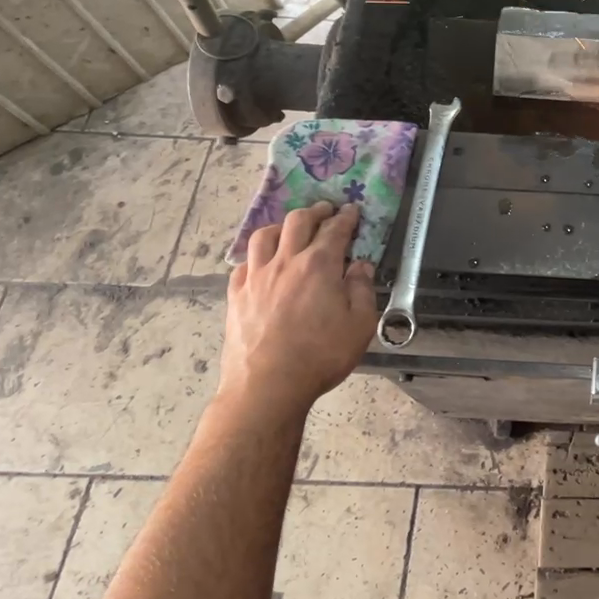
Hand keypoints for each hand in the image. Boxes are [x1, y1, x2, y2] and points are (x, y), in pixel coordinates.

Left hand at [217, 202, 375, 421]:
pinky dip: (256, 256)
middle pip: (297, 221)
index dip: (346, 217)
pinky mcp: (236, 296)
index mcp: (319, 264)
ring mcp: (256, 278)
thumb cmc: (320, 355)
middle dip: (315, 211)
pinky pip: (243, 264)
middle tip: (325, 211)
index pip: (335, 229)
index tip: (352, 211)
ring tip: (290, 230)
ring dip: (281, 227)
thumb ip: (362, 289)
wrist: (267, 387)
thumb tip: (360, 266)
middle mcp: (286, 262)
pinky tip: (262, 264)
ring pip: (264, 235)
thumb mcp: (360, 324)